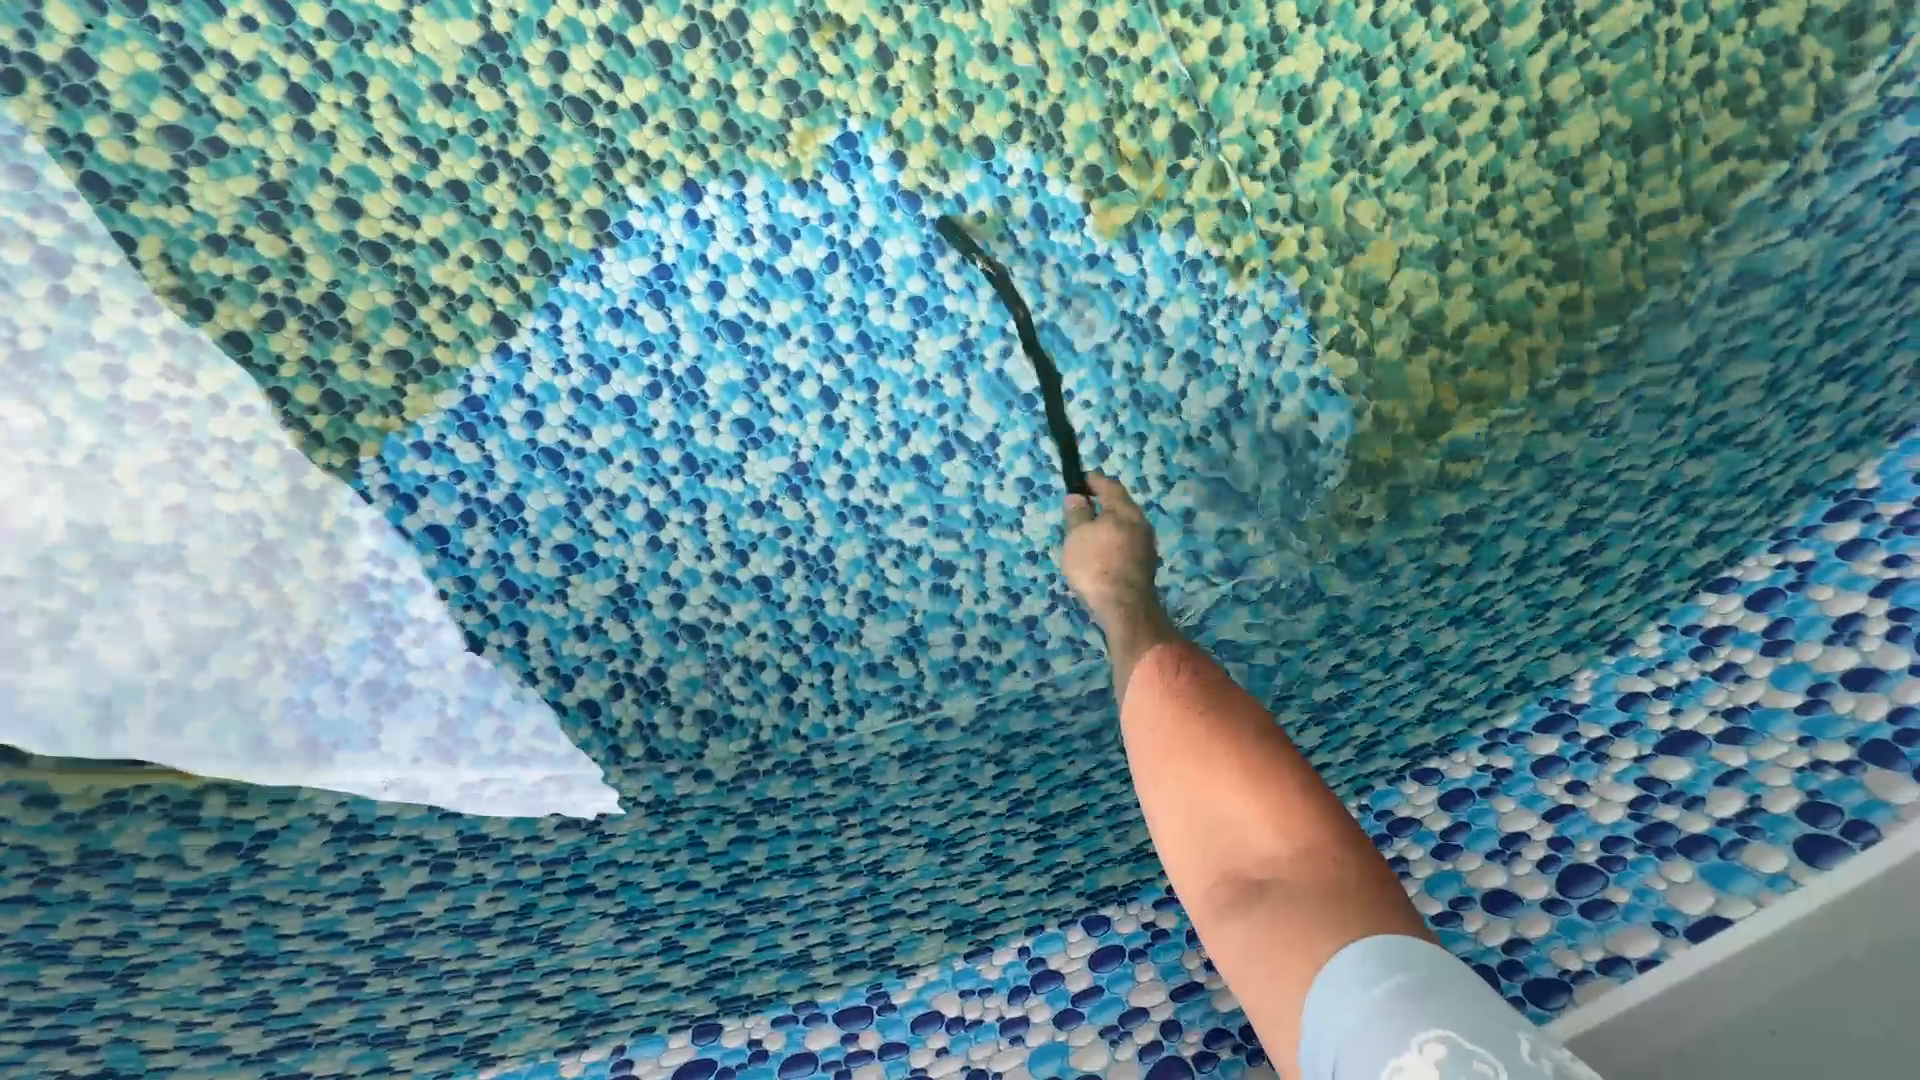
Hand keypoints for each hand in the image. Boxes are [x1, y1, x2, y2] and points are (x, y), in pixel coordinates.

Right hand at [1061, 474, 1170, 636]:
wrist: (1124, 607)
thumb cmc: (1096, 564)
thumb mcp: (1077, 535)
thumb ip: (1077, 514)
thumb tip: (1077, 497)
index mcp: (1125, 510)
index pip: (1110, 486)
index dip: (1094, 480)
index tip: (1080, 479)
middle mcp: (1141, 524)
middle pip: (1120, 507)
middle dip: (1102, 505)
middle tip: (1082, 508)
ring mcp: (1146, 546)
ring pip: (1124, 528)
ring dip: (1107, 527)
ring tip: (1087, 534)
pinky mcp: (1145, 566)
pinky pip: (1126, 545)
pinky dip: (1112, 543)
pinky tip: (1100, 555)